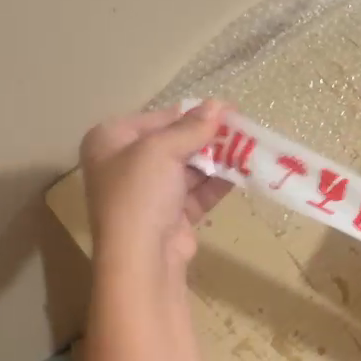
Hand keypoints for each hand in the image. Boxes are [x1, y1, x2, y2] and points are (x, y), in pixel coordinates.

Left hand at [80, 100, 235, 269]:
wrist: (142, 256)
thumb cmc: (140, 193)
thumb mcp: (162, 150)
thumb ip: (191, 127)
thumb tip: (220, 104)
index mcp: (110, 140)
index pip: (157, 119)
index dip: (192, 114)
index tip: (228, 111)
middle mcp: (126, 163)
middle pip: (174, 143)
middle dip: (208, 139)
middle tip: (242, 131)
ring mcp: (149, 191)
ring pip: (189, 168)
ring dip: (218, 161)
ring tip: (249, 151)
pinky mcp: (172, 215)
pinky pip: (198, 192)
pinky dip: (218, 184)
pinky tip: (243, 174)